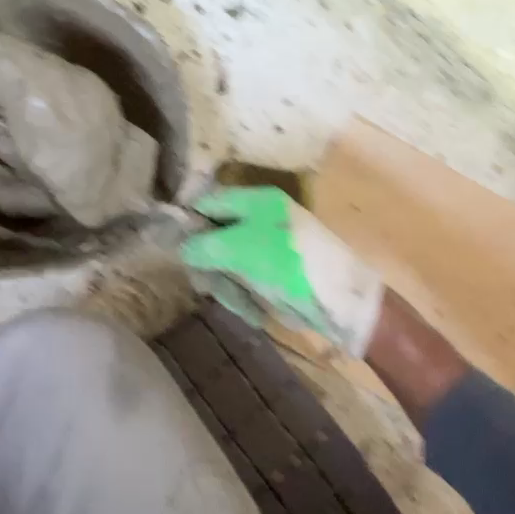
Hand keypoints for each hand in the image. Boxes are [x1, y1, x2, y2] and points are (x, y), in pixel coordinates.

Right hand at [180, 186, 384, 356]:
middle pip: (214, 235)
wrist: (340, 302)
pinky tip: (254, 311)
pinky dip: (245, 296)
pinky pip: (245, 279)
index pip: (207, 202)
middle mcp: (259, 219)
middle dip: (209, 263)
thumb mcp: (237, 249)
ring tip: (240, 304)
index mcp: (254, 201)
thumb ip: (202, 245)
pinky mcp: (274, 273)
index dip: (188, 222)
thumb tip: (181, 249)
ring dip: (227, 285)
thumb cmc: (286, 264)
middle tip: (206, 284)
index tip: (174, 247)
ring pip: (227, 262)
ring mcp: (267, 247)